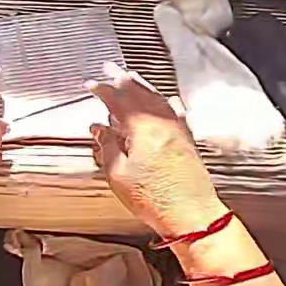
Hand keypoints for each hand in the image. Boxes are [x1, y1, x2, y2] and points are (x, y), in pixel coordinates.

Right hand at [88, 65, 226, 237]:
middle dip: (122, 79)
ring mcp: (177, 130)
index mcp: (142, 128)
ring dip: (142, 86)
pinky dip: (165, 101)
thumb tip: (100, 131)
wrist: (192, 216)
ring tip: (132, 77)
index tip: (93, 85)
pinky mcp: (187, 139)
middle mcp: (162, 123)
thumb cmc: (156, 199)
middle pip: (139, 92)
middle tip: (110, 69)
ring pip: (157, 98)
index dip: (103, 90)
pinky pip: (174, 111)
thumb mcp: (118, 175)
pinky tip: (166, 99)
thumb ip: (107, 147)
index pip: (118, 100)